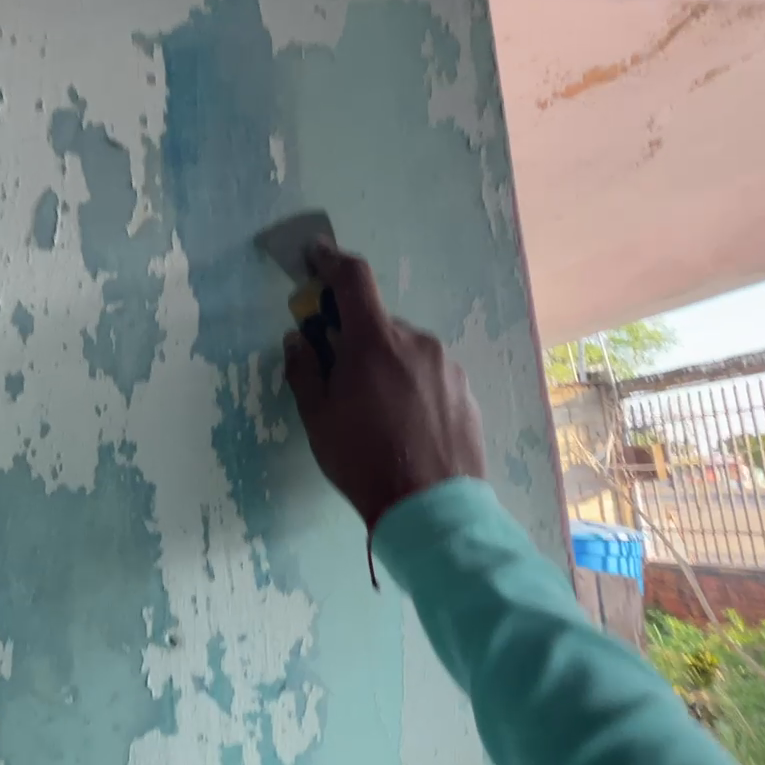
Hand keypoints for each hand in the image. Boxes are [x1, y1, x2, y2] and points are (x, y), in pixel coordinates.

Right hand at [283, 240, 485, 532]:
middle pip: (376, 321)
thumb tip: (299, 338)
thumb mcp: (317, 418)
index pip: (353, 279)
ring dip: (382, 361)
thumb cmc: (362, 459)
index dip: (330, 260)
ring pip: (403, 348)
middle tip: (337, 374)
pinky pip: (427, 371)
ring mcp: (446, 365)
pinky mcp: (465, 389)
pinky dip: (408, 381)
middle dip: (353, 335)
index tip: (315, 256)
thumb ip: (305, 369)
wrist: (432, 508)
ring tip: (374, 410)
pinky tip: (402, 421)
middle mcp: (416, 342)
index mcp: (374, 342)